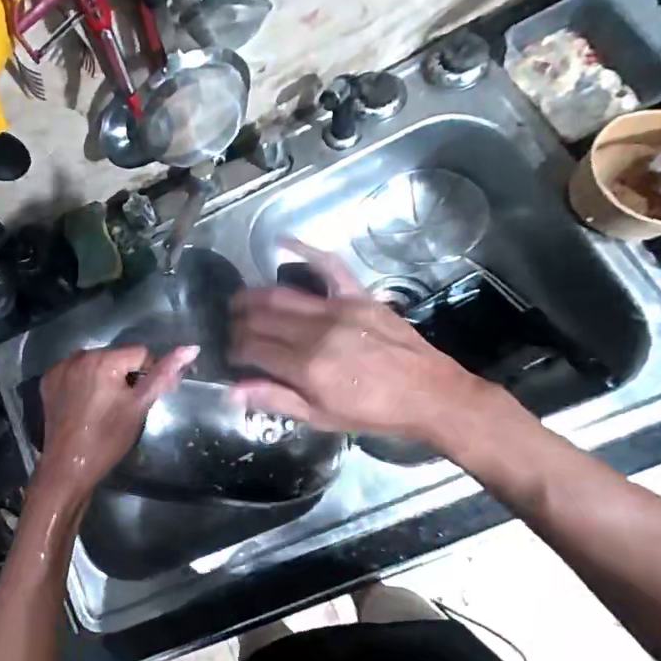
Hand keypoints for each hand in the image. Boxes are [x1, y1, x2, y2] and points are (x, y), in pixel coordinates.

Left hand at [37, 344, 198, 493]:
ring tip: (106, 406)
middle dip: (126, 375)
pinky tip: (86, 404)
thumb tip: (191, 348)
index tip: (144, 399)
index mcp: (103, 360)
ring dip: (106, 378)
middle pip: (117, 356)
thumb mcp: (139, 406)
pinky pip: (76, 372)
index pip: (141, 353)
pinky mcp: (48, 381)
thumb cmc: (108, 439)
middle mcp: (79, 356)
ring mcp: (60, 368)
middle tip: (125, 406)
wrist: (67, 469)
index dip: (150, 373)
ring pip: (97, 363)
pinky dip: (85, 382)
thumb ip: (164, 375)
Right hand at [228, 242, 485, 438]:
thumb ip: (276, 399)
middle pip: (263, 318)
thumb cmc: (375, 413)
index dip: (236, 349)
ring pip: (283, 294)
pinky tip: (281, 242)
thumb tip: (232, 391)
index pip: (253, 348)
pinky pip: (328, 265)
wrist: (429, 395)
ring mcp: (339, 309)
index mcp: (307, 367)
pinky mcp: (359, 295)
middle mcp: (318, 332)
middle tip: (232, 328)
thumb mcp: (322, 418)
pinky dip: (303, 249)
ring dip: (255, 295)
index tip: (231, 353)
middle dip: (240, 322)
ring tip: (242, 302)